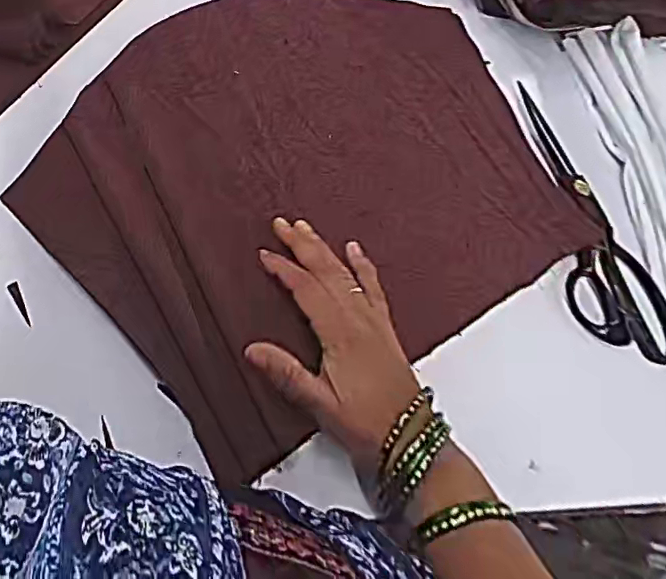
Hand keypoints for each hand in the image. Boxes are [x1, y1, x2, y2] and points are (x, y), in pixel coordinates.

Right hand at [245, 218, 422, 471]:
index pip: (306, 289)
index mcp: (340, 334)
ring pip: (345, 274)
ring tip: (306, 228)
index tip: (264, 254)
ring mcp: (373, 321)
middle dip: (302, 245)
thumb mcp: (321, 405)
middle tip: (281, 224)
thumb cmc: (367, 426)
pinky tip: (355, 250)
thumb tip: (252, 349)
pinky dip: (363, 266)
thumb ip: (287, 374)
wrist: (413, 442)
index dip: (284, 269)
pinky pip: (373, 288)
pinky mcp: (384, 328)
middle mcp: (358, 320)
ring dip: (324, 249)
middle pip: (326, 271)